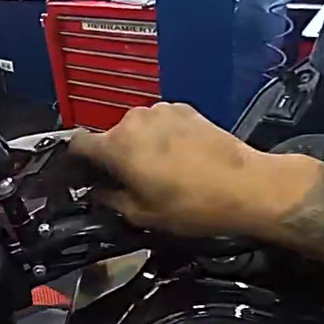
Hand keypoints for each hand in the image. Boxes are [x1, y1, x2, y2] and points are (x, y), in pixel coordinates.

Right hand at [67, 103, 311, 238]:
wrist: (247, 185)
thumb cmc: (190, 205)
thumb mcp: (142, 215)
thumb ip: (111, 199)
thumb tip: (99, 191)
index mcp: (116, 145)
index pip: (77, 143)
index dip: (77, 160)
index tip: (85, 174)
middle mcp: (133, 120)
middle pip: (110, 136)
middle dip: (115, 155)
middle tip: (130, 180)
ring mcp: (161, 110)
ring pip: (137, 128)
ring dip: (140, 144)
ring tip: (160, 168)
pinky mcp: (185, 108)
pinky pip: (161, 122)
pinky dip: (162, 135)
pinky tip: (180, 155)